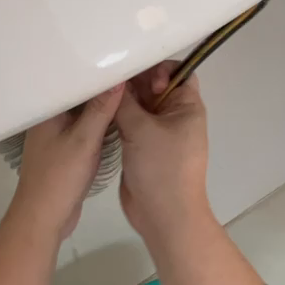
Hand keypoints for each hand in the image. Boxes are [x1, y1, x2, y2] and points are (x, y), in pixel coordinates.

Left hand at [11, 85, 123, 243]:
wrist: (44, 218)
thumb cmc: (60, 176)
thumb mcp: (84, 139)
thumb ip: (101, 109)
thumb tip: (119, 78)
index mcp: (50, 111)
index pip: (75, 82)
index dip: (98, 72)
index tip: (122, 62)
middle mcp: (52, 119)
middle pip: (81, 97)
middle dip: (104, 89)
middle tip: (134, 75)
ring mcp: (59, 136)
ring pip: (84, 114)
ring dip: (104, 108)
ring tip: (132, 93)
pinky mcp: (67, 151)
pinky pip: (86, 131)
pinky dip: (100, 126)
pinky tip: (118, 121)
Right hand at [114, 61, 211, 250]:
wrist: (164, 216)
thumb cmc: (162, 168)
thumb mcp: (142, 129)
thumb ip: (125, 102)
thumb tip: (112, 81)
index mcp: (186, 106)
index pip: (177, 72)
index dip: (158, 68)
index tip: (138, 78)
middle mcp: (174, 115)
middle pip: (154, 86)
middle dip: (133, 81)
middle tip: (109, 82)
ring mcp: (157, 131)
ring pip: (139, 105)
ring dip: (122, 100)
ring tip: (98, 93)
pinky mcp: (141, 146)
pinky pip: (129, 122)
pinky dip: (116, 116)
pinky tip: (97, 111)